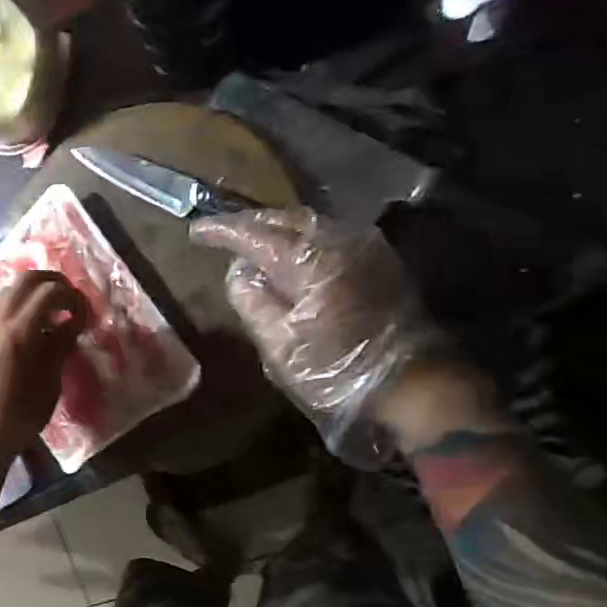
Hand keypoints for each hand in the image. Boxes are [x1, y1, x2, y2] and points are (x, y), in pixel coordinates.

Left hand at [0, 267, 90, 467]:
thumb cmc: (24, 413)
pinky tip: (31, 330)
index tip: (84, 311)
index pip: (49, 292)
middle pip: (23, 281)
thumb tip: (73, 319)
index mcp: (18, 332)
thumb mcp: (51, 377)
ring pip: (6, 294)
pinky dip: (16, 309)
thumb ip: (61, 342)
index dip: (72, 296)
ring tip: (51, 312)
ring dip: (30, 294)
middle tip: (69, 296)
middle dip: (50, 281)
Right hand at [189, 208, 440, 459]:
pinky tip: (285, 255)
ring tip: (248, 240)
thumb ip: (252, 302)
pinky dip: (301, 240)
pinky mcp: (379, 265)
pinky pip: (330, 238)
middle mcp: (343, 244)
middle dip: (251, 223)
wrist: (410, 386)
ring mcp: (367, 251)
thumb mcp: (277, 344)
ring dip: (277, 229)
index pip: (259, 235)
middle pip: (289, 220)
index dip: (224, 231)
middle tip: (219, 232)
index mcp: (313, 263)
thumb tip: (239, 272)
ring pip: (312, 226)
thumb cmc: (334, 370)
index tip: (195, 231)